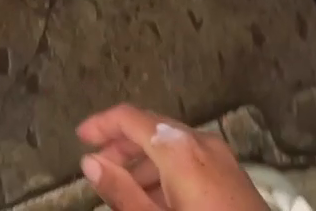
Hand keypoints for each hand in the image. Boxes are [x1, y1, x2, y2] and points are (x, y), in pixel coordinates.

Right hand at [78, 104, 271, 210]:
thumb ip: (121, 192)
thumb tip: (90, 162)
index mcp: (178, 149)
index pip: (129, 117)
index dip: (101, 124)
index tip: (80, 138)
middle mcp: (200, 142)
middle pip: (151, 128)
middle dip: (121, 144)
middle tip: (98, 166)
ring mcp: (222, 157)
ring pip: (171, 145)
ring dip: (143, 160)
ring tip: (125, 189)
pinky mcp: (235, 175)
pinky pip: (191, 160)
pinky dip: (166, 170)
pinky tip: (158, 199)